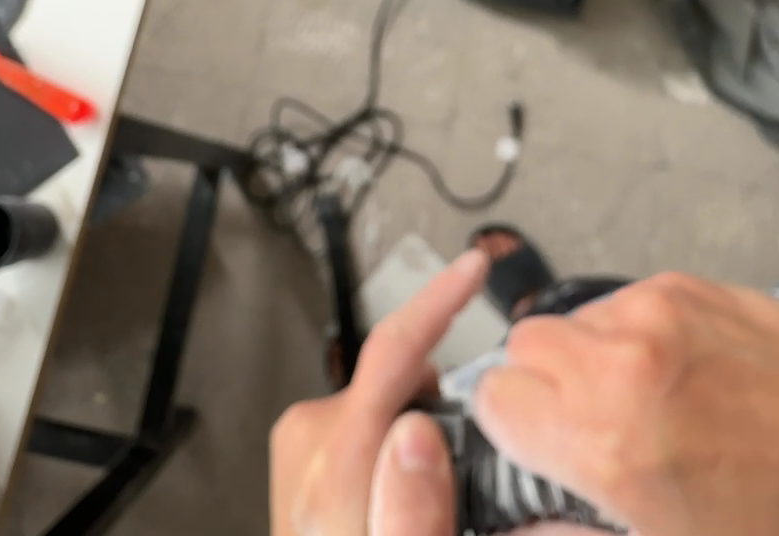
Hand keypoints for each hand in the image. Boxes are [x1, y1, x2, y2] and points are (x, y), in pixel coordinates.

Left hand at [271, 249, 488, 535]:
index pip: (393, 350)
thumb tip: (420, 430)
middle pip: (399, 373)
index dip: (441, 300)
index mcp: (337, 458)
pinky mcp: (304, 445)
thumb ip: (416, 514)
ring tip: (418, 493)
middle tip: (454, 473)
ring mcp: (302, 438)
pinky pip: (367, 414)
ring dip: (414, 424)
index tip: (476, 267)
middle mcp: (310, 434)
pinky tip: (395, 484)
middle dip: (435, 400)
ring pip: (387, 396)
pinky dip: (393, 434)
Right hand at [474, 273, 778, 535]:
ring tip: (645, 400)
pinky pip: (619, 304)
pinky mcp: (682, 285)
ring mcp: (654, 312)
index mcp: (609, 442)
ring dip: (587, 356)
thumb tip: (527, 521)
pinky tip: (680, 374)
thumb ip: (577, 533)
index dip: (517, 429)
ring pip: (570, 319)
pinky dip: (629, 335)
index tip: (544, 447)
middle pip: (524, 346)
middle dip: (545, 386)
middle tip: (595, 425)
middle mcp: (621, 361)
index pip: (495, 398)